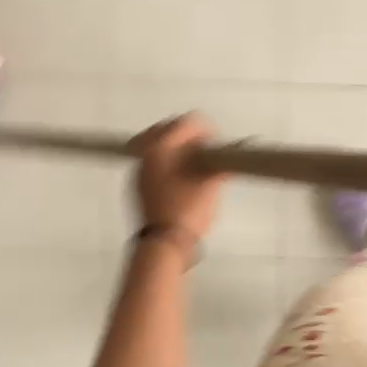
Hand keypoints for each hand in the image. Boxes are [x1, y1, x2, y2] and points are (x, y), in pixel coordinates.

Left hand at [130, 112, 224, 240]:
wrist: (164, 244)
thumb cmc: (188, 210)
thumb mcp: (211, 185)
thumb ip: (220, 164)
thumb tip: (229, 156)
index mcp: (160, 147)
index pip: (185, 122)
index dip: (206, 129)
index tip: (218, 143)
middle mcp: (145, 153)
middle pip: (167, 130)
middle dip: (187, 136)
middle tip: (206, 150)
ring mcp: (138, 171)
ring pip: (158, 148)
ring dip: (177, 150)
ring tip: (196, 166)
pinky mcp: (138, 187)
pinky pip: (154, 165)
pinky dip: (168, 165)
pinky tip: (182, 180)